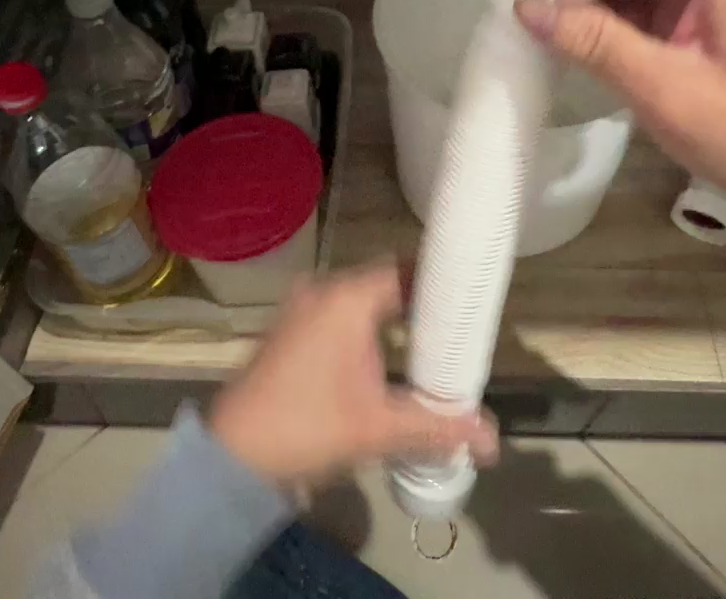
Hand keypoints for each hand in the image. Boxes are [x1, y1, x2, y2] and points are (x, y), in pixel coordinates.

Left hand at [209, 263, 499, 485]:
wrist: (232, 455)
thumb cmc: (308, 428)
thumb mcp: (379, 428)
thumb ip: (438, 426)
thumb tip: (493, 440)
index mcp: (347, 298)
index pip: (405, 269)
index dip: (439, 281)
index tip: (469, 297)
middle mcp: (323, 289)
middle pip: (384, 281)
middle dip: (419, 301)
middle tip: (456, 325)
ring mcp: (300, 305)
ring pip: (359, 296)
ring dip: (390, 312)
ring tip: (428, 338)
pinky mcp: (288, 325)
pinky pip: (337, 309)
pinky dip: (362, 322)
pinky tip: (381, 352)